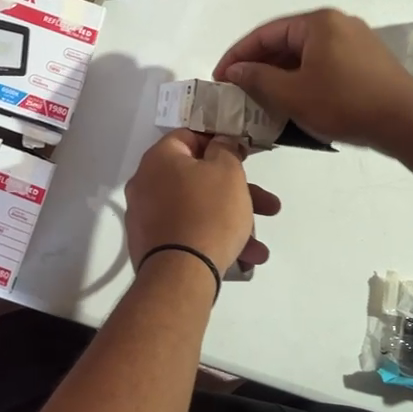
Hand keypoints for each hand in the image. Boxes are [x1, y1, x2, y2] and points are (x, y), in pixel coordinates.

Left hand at [124, 130, 279, 276]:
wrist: (180, 274)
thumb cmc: (207, 213)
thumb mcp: (227, 173)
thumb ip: (226, 151)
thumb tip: (219, 142)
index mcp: (159, 159)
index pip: (188, 138)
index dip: (217, 143)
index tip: (241, 155)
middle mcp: (146, 183)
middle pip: (197, 179)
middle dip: (238, 193)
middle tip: (266, 204)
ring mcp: (147, 215)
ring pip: (197, 209)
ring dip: (232, 223)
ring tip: (260, 247)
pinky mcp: (151, 244)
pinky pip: (187, 232)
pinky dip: (213, 240)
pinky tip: (244, 259)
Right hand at [213, 8, 412, 149]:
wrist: (408, 125)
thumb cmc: (345, 104)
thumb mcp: (291, 94)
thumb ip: (256, 78)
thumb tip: (234, 70)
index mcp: (318, 22)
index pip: (265, 33)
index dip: (237, 55)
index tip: (220, 77)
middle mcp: (337, 23)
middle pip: (285, 41)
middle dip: (258, 64)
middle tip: (237, 88)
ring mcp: (356, 41)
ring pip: (304, 54)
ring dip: (279, 73)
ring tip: (260, 96)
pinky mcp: (367, 61)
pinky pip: (323, 63)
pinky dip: (302, 77)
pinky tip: (293, 98)